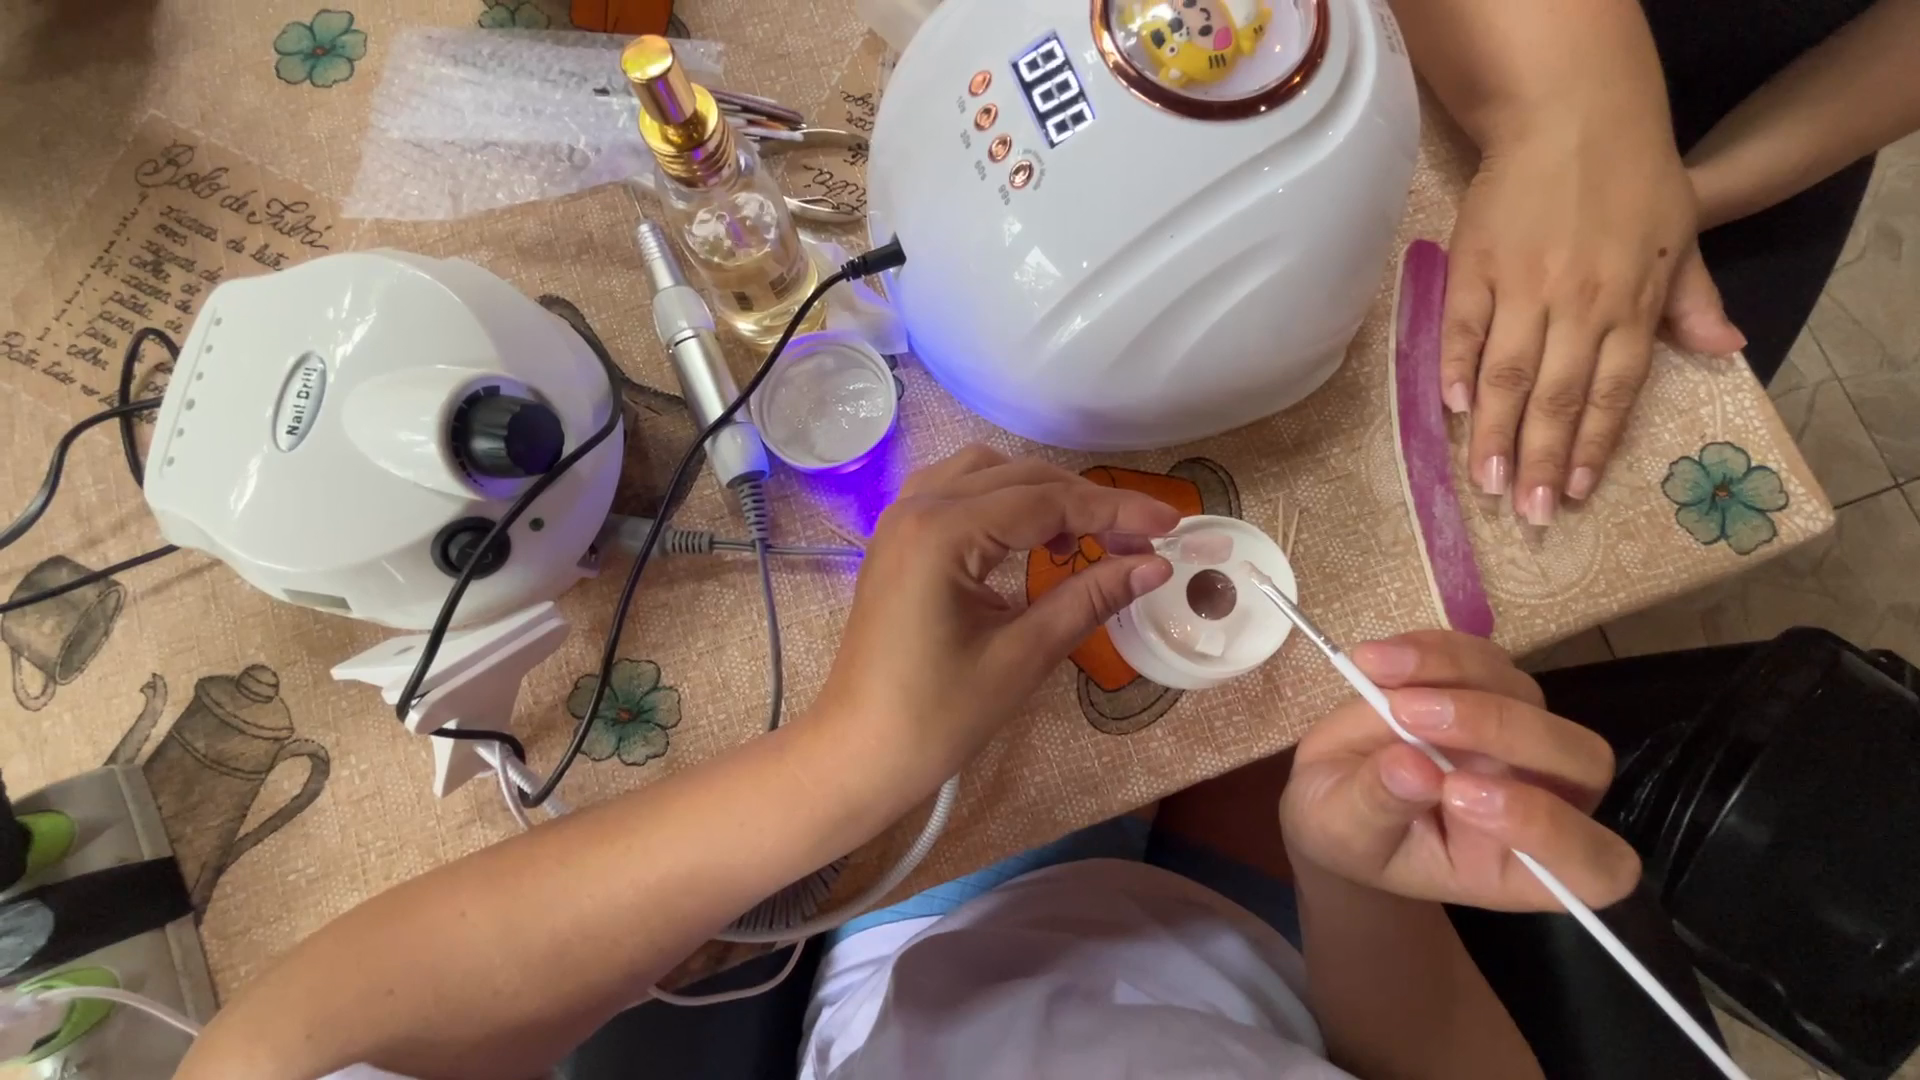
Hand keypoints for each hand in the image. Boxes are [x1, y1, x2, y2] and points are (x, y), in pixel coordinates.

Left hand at [814, 446, 1178, 799]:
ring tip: (1081, 538)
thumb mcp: (1023, 655)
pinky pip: (955, 492)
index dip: (1114, 510)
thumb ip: (1089, 598)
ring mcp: (900, 518)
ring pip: (986, 473)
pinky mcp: (896, 538)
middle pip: (1019, 478)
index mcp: (944, 531)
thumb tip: (1155, 565)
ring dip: (1040, 493)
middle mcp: (918, 506)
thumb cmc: (938, 715)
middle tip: (1139, 540)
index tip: (1170, 524)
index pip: (1046, 502)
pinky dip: (999, 500)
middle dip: (1084, 502)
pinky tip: (1024, 535)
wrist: (859, 752)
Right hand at [1279, 630, 1639, 910]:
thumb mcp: (1345, 831)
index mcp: (1522, 865)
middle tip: (1409, 714)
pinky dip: (1430, 650)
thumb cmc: (1344, 831)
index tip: (1457, 794)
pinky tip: (1376, 658)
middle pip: (1578, 760)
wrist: (1330, 788)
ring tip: (1372, 669)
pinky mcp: (1482, 688)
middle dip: (1498, 728)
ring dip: (1450, 672)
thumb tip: (1412, 767)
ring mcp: (1516, 739)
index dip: (1547, 827)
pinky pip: (1479, 657)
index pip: (1590, 863)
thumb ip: (1380, 806)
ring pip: (1522, 693)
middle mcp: (1540, 799)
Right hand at [1443, 120, 1745, 521]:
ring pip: (1509, 374)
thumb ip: (1690, 297)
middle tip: (1528, 512)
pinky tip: (1453, 411)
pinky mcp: (1473, 271)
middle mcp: (1581, 301)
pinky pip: (1462, 331)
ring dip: (1497, 433)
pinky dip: (1456, 370)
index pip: (1613, 390)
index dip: (1594, 445)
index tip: (1577, 493)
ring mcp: (1522, 287)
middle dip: (1544, 459)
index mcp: (1632, 299)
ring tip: (1486, 483)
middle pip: (1558, 395)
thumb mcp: (1679, 234)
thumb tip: (1721, 350)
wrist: (1570, 116)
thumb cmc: (1627, 178)